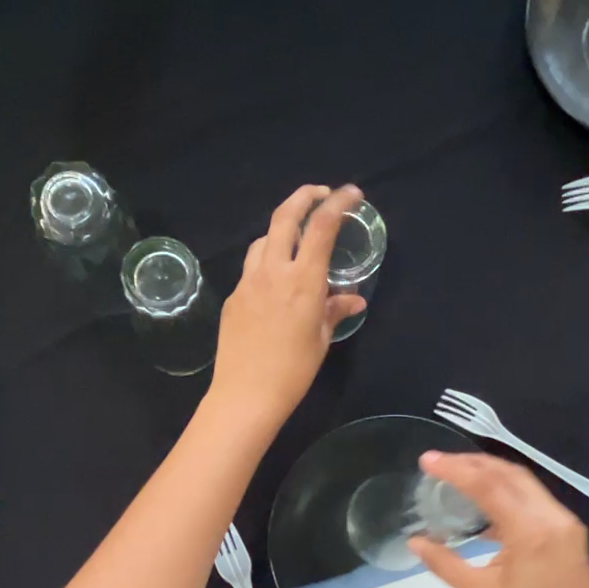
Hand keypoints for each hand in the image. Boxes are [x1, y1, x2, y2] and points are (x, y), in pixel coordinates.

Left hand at [208, 184, 367, 425]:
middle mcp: (273, 272)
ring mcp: (248, 282)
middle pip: (285, 216)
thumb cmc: (293, 371)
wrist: (246, 394)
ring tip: (295, 238)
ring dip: (281, 229)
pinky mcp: (233, 297)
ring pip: (263, 239)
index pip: (322, 227)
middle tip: (319, 194)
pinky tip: (274, 281)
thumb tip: (355, 299)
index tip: (350, 193)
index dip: (338, 203)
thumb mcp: (320, 340)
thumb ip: (336, 311)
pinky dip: (266, 262)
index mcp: (302, 280)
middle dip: (304, 197)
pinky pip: (251, 268)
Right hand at [409, 451, 588, 587]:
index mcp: (533, 533)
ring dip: (490, 472)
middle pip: (510, 474)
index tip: (428, 460)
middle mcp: (554, 518)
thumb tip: (414, 541)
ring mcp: (565, 522)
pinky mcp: (569, 530)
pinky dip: (506, 490)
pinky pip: (534, 498)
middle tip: (439, 461)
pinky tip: (483, 500)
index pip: (490, 486)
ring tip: (456, 472)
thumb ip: (445, 564)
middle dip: (473, 463)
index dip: (457, 469)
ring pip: (524, 482)